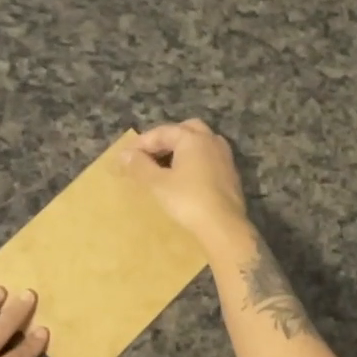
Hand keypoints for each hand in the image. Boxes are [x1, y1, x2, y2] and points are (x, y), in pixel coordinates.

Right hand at [123, 119, 247, 239]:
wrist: (224, 226)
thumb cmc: (188, 200)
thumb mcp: (158, 183)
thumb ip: (140, 166)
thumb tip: (124, 155)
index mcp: (193, 138)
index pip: (162, 132)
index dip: (142, 143)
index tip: (126, 157)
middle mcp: (212, 141)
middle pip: (186, 130)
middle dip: (166, 139)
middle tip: (149, 154)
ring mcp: (225, 158)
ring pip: (200, 144)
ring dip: (182, 150)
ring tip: (165, 165)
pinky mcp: (231, 175)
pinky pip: (209, 160)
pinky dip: (194, 162)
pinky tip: (186, 178)